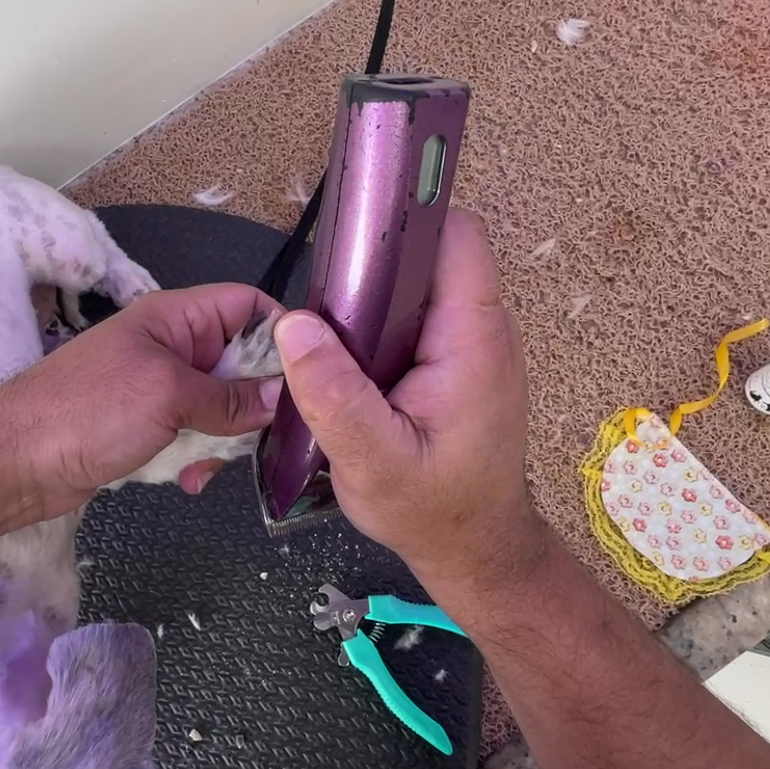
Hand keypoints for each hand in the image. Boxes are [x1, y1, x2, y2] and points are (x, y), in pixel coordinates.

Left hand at [0, 283, 283, 520]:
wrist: (14, 465)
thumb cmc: (88, 412)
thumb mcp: (167, 395)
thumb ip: (228, 397)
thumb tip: (284, 398)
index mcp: (175, 318)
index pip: (246, 305)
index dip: (281, 333)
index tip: (310, 375)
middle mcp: (172, 348)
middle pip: (239, 363)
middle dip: (255, 402)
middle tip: (267, 438)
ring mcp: (159, 390)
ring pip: (219, 407)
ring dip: (223, 439)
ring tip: (209, 466)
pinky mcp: (147, 428)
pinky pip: (192, 436)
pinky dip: (196, 458)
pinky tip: (187, 481)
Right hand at [271, 208, 548, 620]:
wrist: (473, 550)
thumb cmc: (434, 510)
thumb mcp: (374, 462)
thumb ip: (334, 396)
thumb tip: (293, 325)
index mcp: (472, 338)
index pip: (454, 238)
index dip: (405, 218)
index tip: (346, 231)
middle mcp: (476, 330)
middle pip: (426, 257)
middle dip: (370, 262)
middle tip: (315, 299)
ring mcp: (464, 346)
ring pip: (412, 289)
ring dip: (365, 299)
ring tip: (320, 330)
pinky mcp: (448, 365)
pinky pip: (407, 321)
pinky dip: (371, 327)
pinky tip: (339, 357)